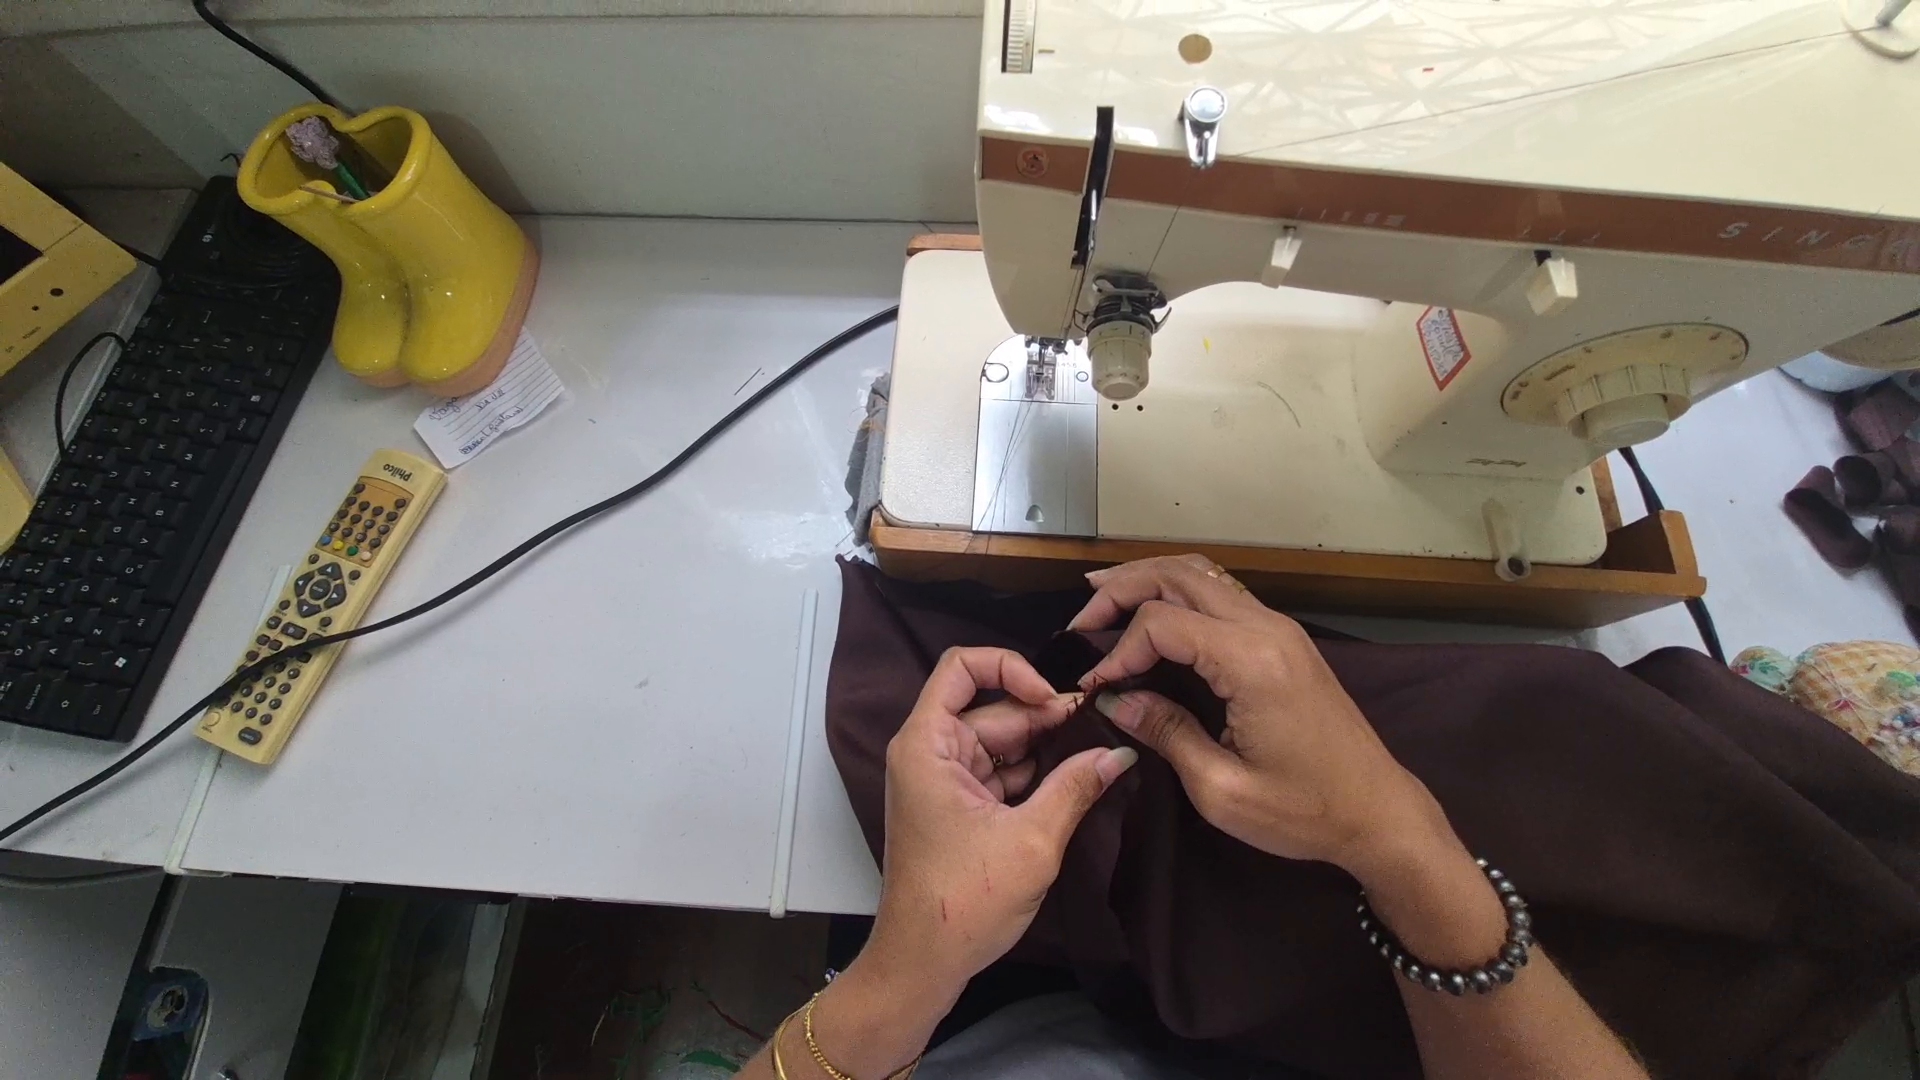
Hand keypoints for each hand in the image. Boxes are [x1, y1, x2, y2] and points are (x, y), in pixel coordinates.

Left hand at [865, 647, 1136, 1002]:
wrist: (921, 965)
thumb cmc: (963, 903)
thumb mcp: (1032, 841)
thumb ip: (1076, 788)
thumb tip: (1119, 752)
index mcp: (928, 744)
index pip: (962, 668)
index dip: (1010, 668)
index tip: (1052, 700)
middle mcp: (930, 750)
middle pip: (992, 707)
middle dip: (1044, 717)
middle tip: (1100, 728)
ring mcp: (944, 776)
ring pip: (1001, 739)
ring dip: (1044, 747)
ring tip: (1096, 751)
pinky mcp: (959, 801)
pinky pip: (1000, 769)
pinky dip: (1034, 773)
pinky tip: (1074, 778)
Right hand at [1069, 555, 1449, 879]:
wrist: (1381, 813)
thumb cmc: (1305, 811)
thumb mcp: (1221, 788)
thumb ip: (1164, 732)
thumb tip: (1112, 698)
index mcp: (1252, 662)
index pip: (1162, 623)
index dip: (1118, 650)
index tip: (1095, 686)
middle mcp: (1266, 628)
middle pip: (1178, 575)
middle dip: (1121, 589)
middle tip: (1081, 621)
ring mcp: (1277, 626)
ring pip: (1200, 572)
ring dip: (1147, 578)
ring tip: (1102, 594)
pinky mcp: (1281, 636)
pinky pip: (1218, 589)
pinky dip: (1175, 588)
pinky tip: (1151, 606)